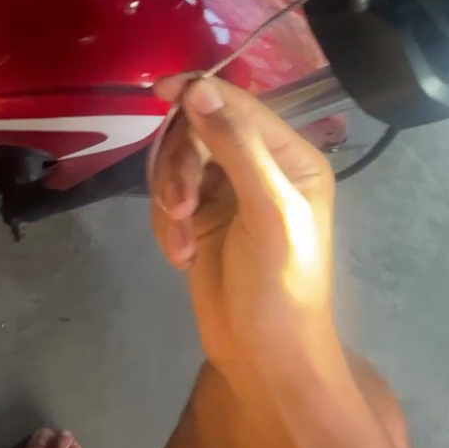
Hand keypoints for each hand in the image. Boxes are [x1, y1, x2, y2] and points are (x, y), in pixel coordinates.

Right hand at [150, 74, 338, 385]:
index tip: (159, 92)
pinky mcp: (202, 215)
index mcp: (289, 157)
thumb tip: (198, 89)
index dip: (199, 92)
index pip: (238, 105)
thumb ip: (236, 146)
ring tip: (182, 238)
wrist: (263, 358)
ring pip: (178, 162)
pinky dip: (168, 223)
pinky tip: (182, 254)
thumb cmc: (279, 287)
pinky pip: (168, 194)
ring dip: (171, 198)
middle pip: (198, 131)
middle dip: (181, 166)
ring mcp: (228, 190)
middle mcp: (259, 165)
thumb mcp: (267, 212)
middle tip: (178, 205)